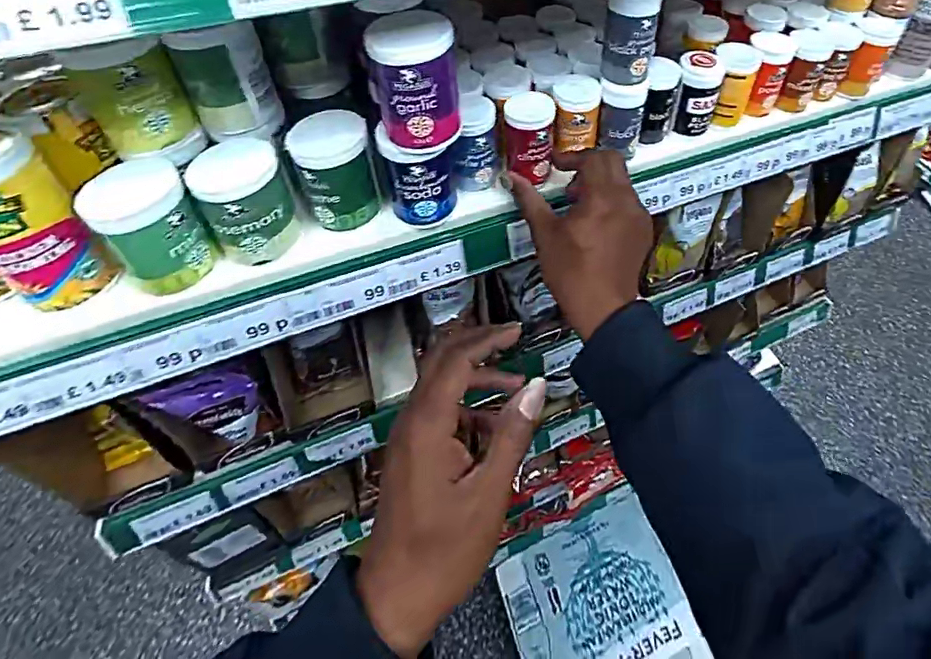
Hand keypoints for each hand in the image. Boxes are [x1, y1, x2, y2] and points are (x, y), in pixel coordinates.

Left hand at [356, 324, 546, 655]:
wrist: (395, 599)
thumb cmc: (444, 550)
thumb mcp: (489, 493)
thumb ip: (512, 434)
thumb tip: (535, 386)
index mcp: (427, 424)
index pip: (455, 360)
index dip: (487, 339)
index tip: (516, 331)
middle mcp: (412, 421)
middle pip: (440, 360)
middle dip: (477, 343)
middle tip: (512, 338)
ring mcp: (408, 437)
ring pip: (440, 385)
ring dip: (476, 377)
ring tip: (516, 387)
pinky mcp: (411, 453)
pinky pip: (439, 411)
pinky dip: (467, 405)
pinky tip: (495, 428)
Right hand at [508, 149, 653, 339]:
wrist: (604, 308)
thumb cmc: (570, 271)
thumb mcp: (545, 234)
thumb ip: (530, 200)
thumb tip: (512, 177)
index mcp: (602, 198)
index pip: (593, 159)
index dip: (571, 157)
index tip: (555, 166)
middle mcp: (626, 200)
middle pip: (613, 162)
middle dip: (589, 165)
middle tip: (568, 180)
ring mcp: (639, 215)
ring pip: (622, 182)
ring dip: (601, 183)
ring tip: (578, 205)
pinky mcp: (644, 229)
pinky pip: (629, 201)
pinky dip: (612, 200)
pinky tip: (595, 223)